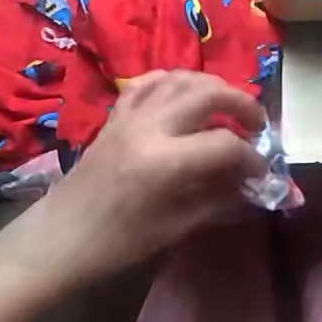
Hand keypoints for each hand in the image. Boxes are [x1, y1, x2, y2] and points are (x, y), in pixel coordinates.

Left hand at [0, 71, 267, 298]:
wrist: (60, 237)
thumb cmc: (117, 243)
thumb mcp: (174, 228)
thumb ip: (217, 200)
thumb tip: (250, 185)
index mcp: (165, 161)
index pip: (225, 144)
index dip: (252, 157)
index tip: (261, 172)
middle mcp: (149, 127)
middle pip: (208, 94)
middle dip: (241, 105)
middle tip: (257, 126)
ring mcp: (128, 116)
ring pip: (179, 79)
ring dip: (211, 87)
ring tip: (227, 107)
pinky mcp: (114, 117)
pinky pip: (148, 83)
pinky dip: (173, 82)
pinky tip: (185, 95)